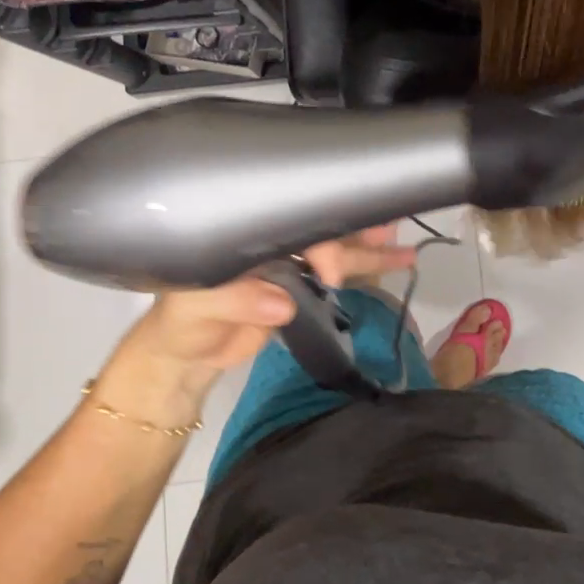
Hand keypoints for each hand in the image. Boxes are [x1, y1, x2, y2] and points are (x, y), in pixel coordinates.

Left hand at [94, 226, 415, 421]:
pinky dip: (369, 266)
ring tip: (400, 236)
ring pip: (338, 246)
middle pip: (320, 226)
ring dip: (369, 242)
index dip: (317, 242)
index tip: (330, 271)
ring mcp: (292, 263)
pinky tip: (399, 258)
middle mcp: (272, 240)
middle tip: (387, 225)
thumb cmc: (182, 325)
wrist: (186, 358)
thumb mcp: (196, 309)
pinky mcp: (305, 286)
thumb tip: (282, 302)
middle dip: (353, 226)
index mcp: (245, 233)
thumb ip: (237, 300)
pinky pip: (342, 272)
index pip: (290, 224)